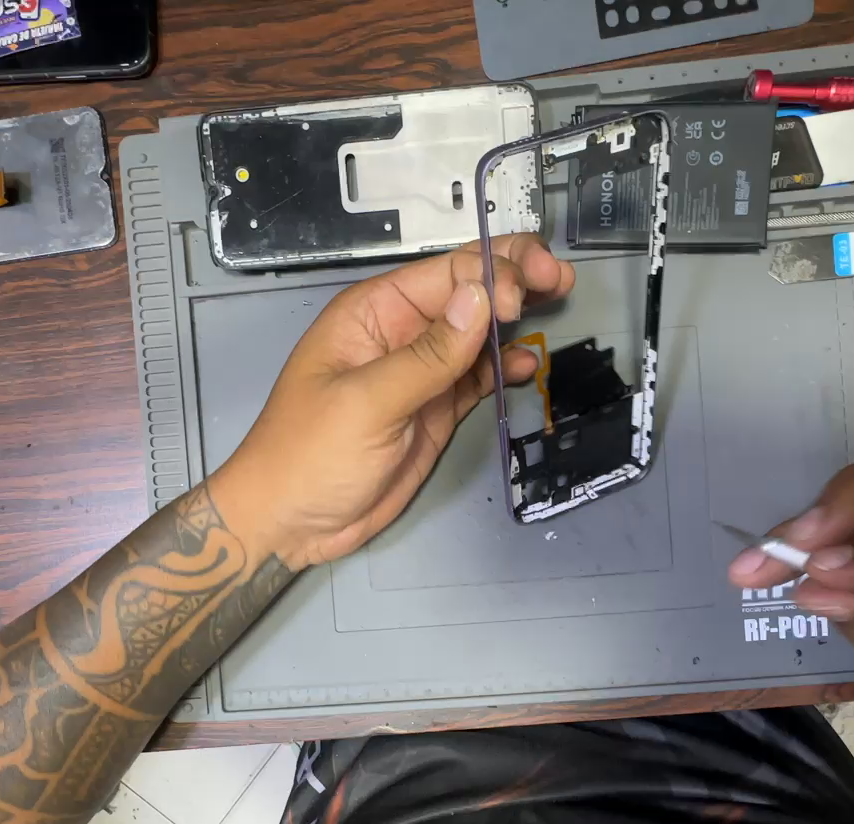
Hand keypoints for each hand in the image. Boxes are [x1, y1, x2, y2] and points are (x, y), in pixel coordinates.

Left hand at [209, 234, 573, 568]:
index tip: (523, 294)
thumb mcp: (366, 402)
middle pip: (466, 294)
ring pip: (477, 335)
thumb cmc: (311, 455)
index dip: (490, 272)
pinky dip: (503, 368)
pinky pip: (476, 378)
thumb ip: (427, 355)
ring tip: (559, 306)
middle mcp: (402, 335)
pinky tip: (527, 364)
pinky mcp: (435, 410)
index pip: (443, 274)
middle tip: (559, 279)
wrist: (294, 522)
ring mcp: (422, 374)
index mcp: (375, 315)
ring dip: (515, 321)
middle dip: (512, 279)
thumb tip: (481, 296)